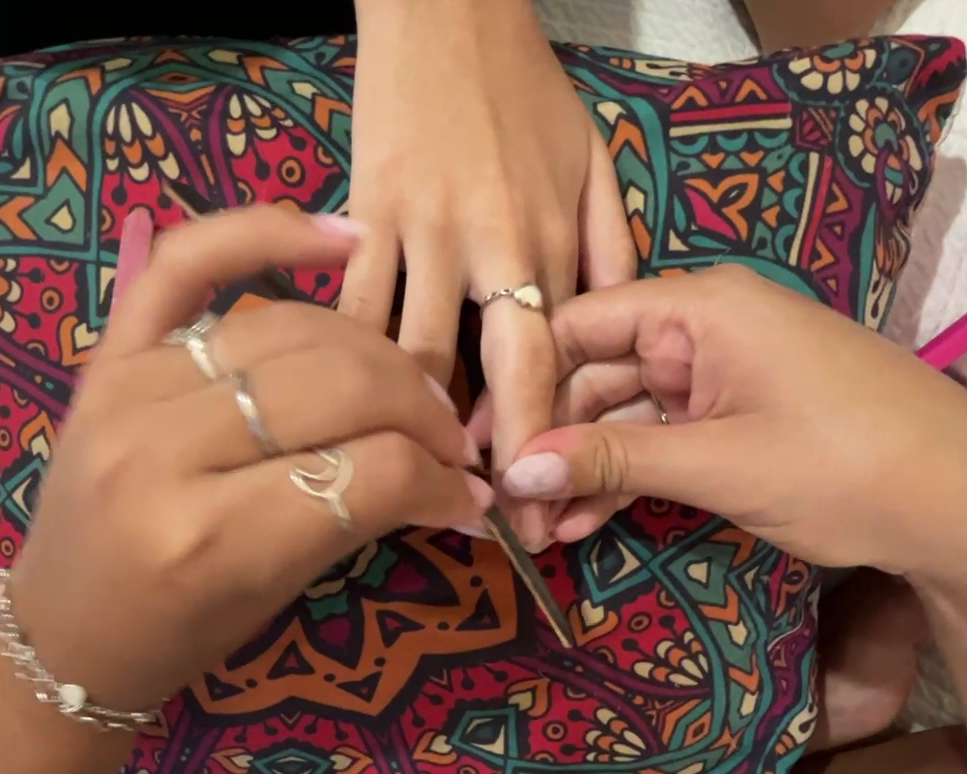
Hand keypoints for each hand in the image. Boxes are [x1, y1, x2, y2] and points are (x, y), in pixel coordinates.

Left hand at [8, 208, 493, 709]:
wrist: (65, 631)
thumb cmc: (176, 635)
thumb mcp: (277, 595)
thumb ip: (362, 520)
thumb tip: (462, 484)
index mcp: (210, 537)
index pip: (372, 472)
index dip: (440, 479)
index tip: (467, 494)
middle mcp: (165, 452)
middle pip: (339, 385)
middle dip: (420, 409)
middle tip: (447, 438)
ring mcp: (127, 391)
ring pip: (291, 328)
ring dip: (375, 351)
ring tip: (406, 387)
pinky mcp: (108, 358)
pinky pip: (186, 265)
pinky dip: (263, 234)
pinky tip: (339, 238)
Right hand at [341, 0, 635, 547]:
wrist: (444, 7)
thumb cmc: (523, 90)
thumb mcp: (594, 160)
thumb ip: (612, 246)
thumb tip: (619, 331)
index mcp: (554, 236)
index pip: (553, 363)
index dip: (546, 443)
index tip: (546, 510)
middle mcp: (494, 242)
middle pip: (493, 373)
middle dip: (493, 460)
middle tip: (494, 528)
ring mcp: (425, 226)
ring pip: (413, 350)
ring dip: (411, 424)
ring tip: (414, 484)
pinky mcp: (366, 210)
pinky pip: (355, 302)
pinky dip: (351, 360)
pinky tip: (347, 410)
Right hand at [494, 266, 966, 574]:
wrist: (965, 511)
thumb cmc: (845, 465)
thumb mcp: (716, 463)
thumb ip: (610, 461)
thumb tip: (514, 471)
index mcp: (700, 308)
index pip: (579, 326)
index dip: (522, 384)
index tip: (480, 442)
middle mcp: (701, 330)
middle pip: (592, 379)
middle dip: (551, 447)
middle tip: (509, 510)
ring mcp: (715, 379)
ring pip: (620, 419)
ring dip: (581, 474)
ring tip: (540, 533)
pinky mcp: (728, 421)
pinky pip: (655, 443)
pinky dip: (621, 482)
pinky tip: (583, 526)